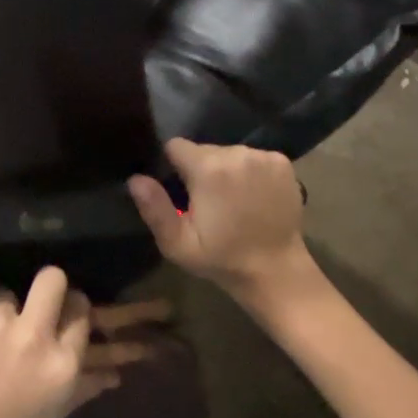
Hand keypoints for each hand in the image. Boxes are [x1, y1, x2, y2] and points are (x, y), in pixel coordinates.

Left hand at [0, 268, 118, 417]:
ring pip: (5, 294)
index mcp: (62, 364)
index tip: (63, 313)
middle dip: (47, 285)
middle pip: (51, 278)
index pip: (80, 311)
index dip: (72, 309)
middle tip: (35, 303)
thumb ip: (81, 388)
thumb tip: (112, 373)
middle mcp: (34, 335)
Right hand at [129, 139, 319, 299]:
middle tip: (208, 203)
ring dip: (226, 170)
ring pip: (229, 153)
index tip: (181, 191)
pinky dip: (250, 171)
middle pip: (204, 149)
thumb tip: (135, 178)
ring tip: (232, 201)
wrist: (276, 271)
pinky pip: (253, 157)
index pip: (176, 146)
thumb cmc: (222, 258)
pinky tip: (254, 196)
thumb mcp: (178, 244)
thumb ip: (154, 208)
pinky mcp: (282, 163)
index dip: (174, 167)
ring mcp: (263, 156)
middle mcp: (236, 153)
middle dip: (201, 170)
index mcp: (208, 168)